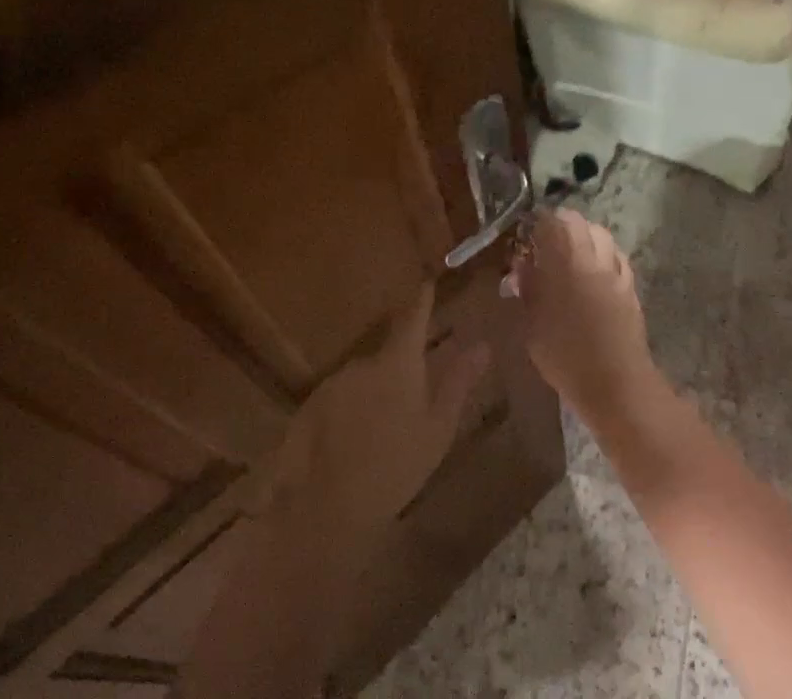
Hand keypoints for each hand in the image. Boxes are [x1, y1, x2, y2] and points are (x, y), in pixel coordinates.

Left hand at [272, 282, 486, 531]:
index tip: (427, 283)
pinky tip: (356, 441)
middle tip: (415, 397)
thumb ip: (458, 382)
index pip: (412, 318)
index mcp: (398, 364)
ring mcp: (332, 384)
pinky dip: (351, 410)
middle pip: (387, 354)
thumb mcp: (438, 428)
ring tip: (385, 428)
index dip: (422, 300)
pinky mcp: (309, 407)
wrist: (325, 508)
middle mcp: (362, 363)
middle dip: (401, 367)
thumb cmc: (396, 467)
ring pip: (363, 378)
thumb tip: (482, 345)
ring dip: (374, 391)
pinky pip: (340, 398)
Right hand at [511, 210, 659, 418]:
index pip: (553, 223)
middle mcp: (594, 260)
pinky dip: (605, 255)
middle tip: (547, 241)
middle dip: (563, 225)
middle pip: (582, 224)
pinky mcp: (631, 289)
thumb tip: (522, 264)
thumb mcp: (533, 326)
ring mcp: (617, 273)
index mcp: (566, 264)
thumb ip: (529, 289)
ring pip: (604, 237)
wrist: (615, 382)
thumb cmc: (565, 357)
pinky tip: (595, 272)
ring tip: (572, 254)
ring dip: (587, 237)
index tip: (527, 232)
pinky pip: (618, 259)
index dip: (538, 222)